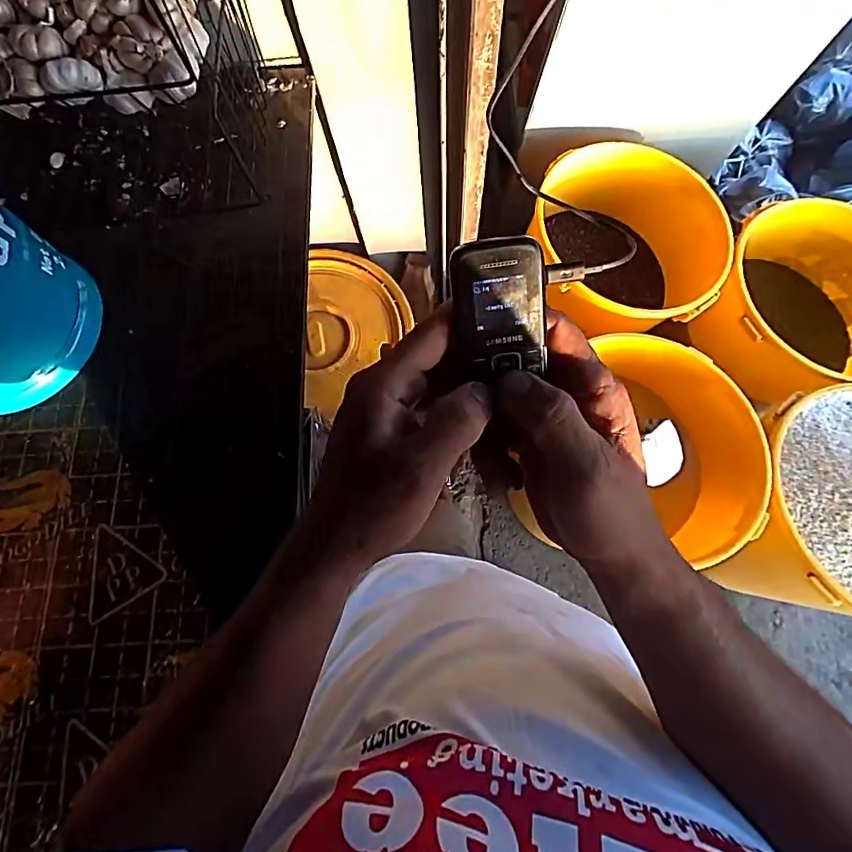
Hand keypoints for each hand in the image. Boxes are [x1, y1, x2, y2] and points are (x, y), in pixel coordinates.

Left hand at [302, 305, 491, 569]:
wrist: (337, 545)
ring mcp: (383, 409)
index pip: (428, 336)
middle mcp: (380, 389)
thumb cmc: (375, 507)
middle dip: (472, 357)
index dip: (462, 318)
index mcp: (383, 385)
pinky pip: (426, 410)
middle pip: (433, 359)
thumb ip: (458, 421)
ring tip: (504, 386)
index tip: (496, 306)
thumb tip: (484, 390)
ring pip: (433, 387)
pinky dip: (452, 414)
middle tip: (514, 353)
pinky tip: (480, 424)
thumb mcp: (423, 465)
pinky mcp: (388, 430)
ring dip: (465, 390)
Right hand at [491, 313, 670, 576]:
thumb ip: (552, 415)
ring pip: (502, 391)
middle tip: (460, 386)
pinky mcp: (528, 437)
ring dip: (485, 413)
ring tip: (481, 444)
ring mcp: (546, 415)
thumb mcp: (585, 461)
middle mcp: (568, 392)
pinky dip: (487, 439)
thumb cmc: (611, 510)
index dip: (522, 317)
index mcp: (593, 387)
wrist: (610, 554)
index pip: (558, 332)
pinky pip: (497, 422)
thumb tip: (509, 377)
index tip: (480, 319)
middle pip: (521, 357)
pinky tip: (492, 465)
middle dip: (490, 369)